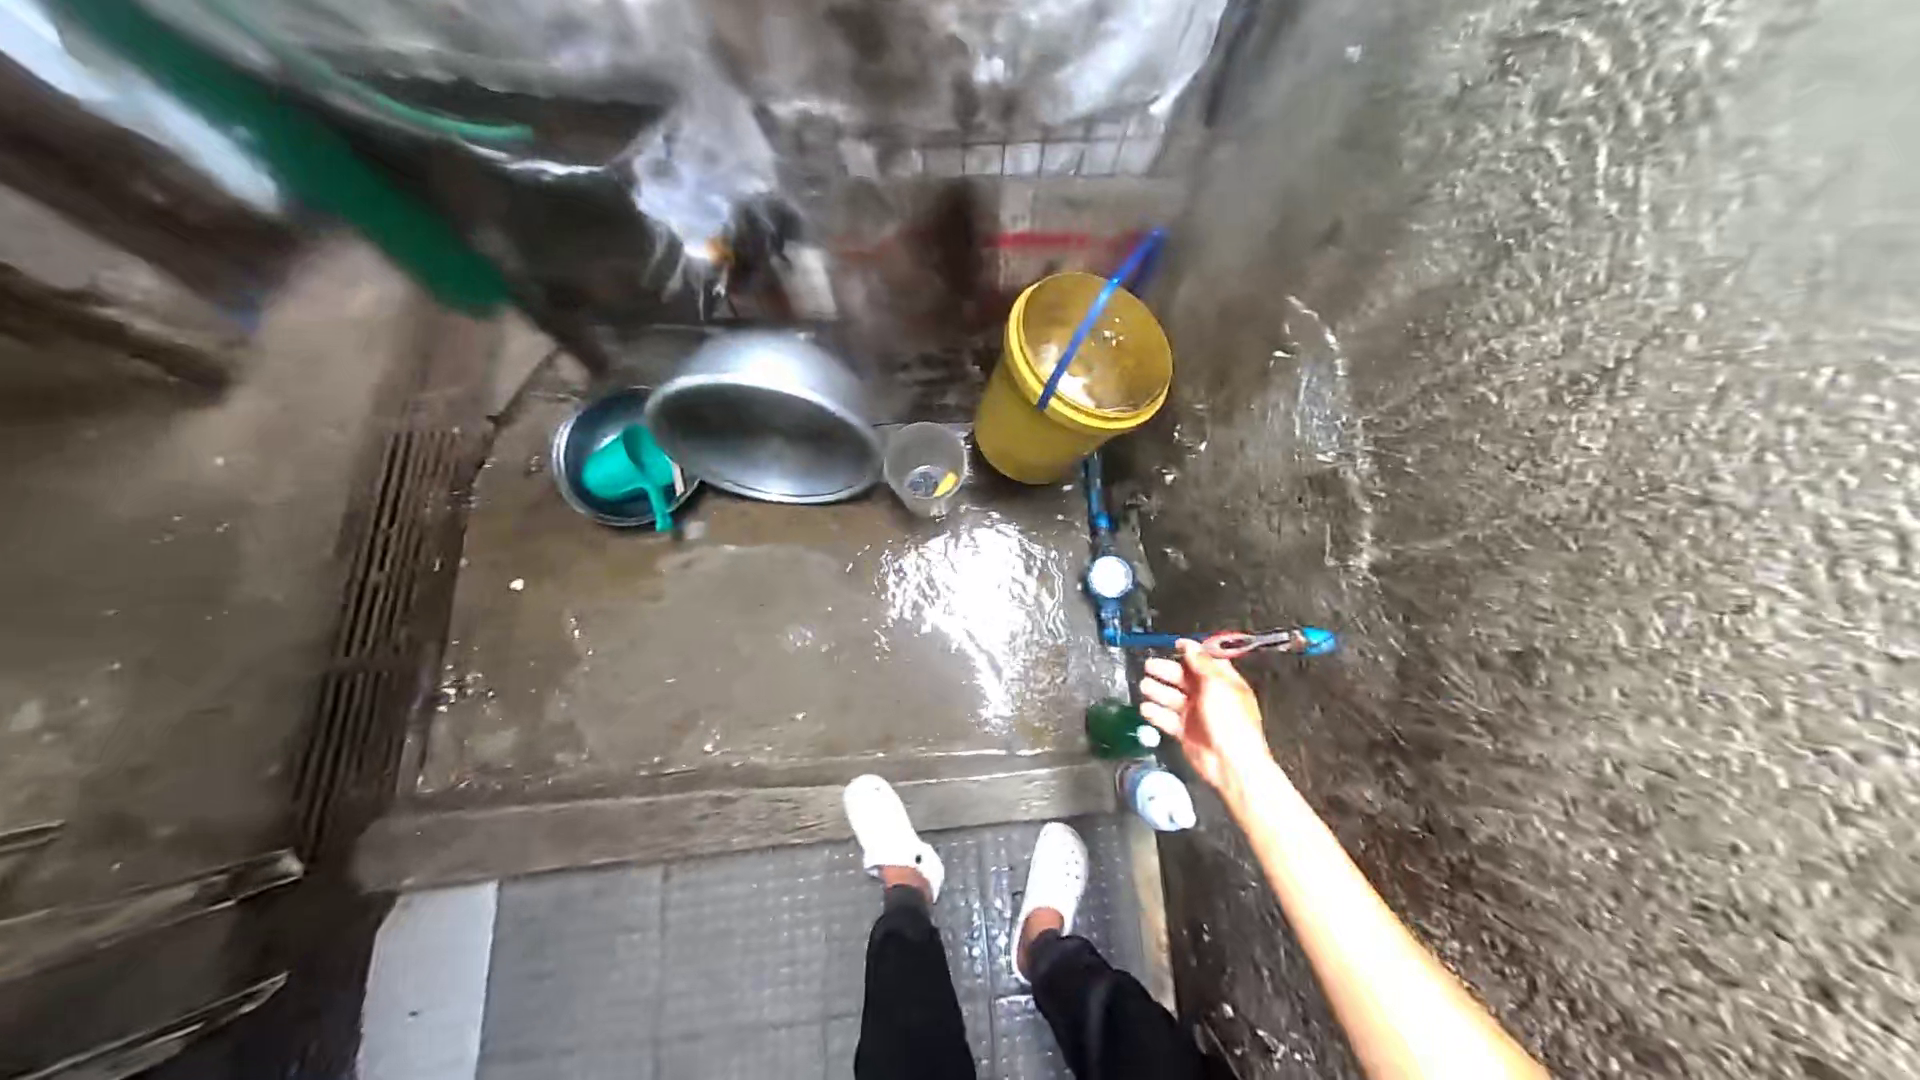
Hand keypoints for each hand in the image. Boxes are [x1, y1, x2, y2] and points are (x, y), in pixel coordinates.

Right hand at [1139, 639, 1279, 803]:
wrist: (1231, 764)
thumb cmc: (1232, 724)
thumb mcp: (1218, 685)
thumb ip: (1202, 664)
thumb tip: (1192, 646)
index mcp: (1224, 683)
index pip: (1206, 662)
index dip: (1192, 652)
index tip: (1176, 645)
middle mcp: (1209, 697)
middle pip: (1184, 678)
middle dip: (1166, 671)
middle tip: (1150, 666)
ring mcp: (1196, 715)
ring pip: (1172, 698)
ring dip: (1158, 691)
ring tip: (1145, 686)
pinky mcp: (1185, 732)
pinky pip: (1167, 719)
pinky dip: (1156, 713)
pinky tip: (1146, 707)